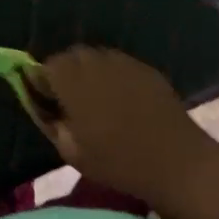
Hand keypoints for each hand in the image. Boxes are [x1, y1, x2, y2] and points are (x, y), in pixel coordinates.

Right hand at [29, 46, 218, 205]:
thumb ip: (50, 122)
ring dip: (90, 73)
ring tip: (97, 102)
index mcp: (73, 80)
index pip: (45, 66)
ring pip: (96, 58)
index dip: (43, 83)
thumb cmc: (119, 163)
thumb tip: (41, 106)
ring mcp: (123, 61)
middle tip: (71, 104)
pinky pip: (119, 64)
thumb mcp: (72, 152)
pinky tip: (122, 101)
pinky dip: (113, 76)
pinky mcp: (145, 67)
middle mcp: (96, 61)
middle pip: (70, 56)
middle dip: (65, 74)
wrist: (177, 162)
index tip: (48, 104)